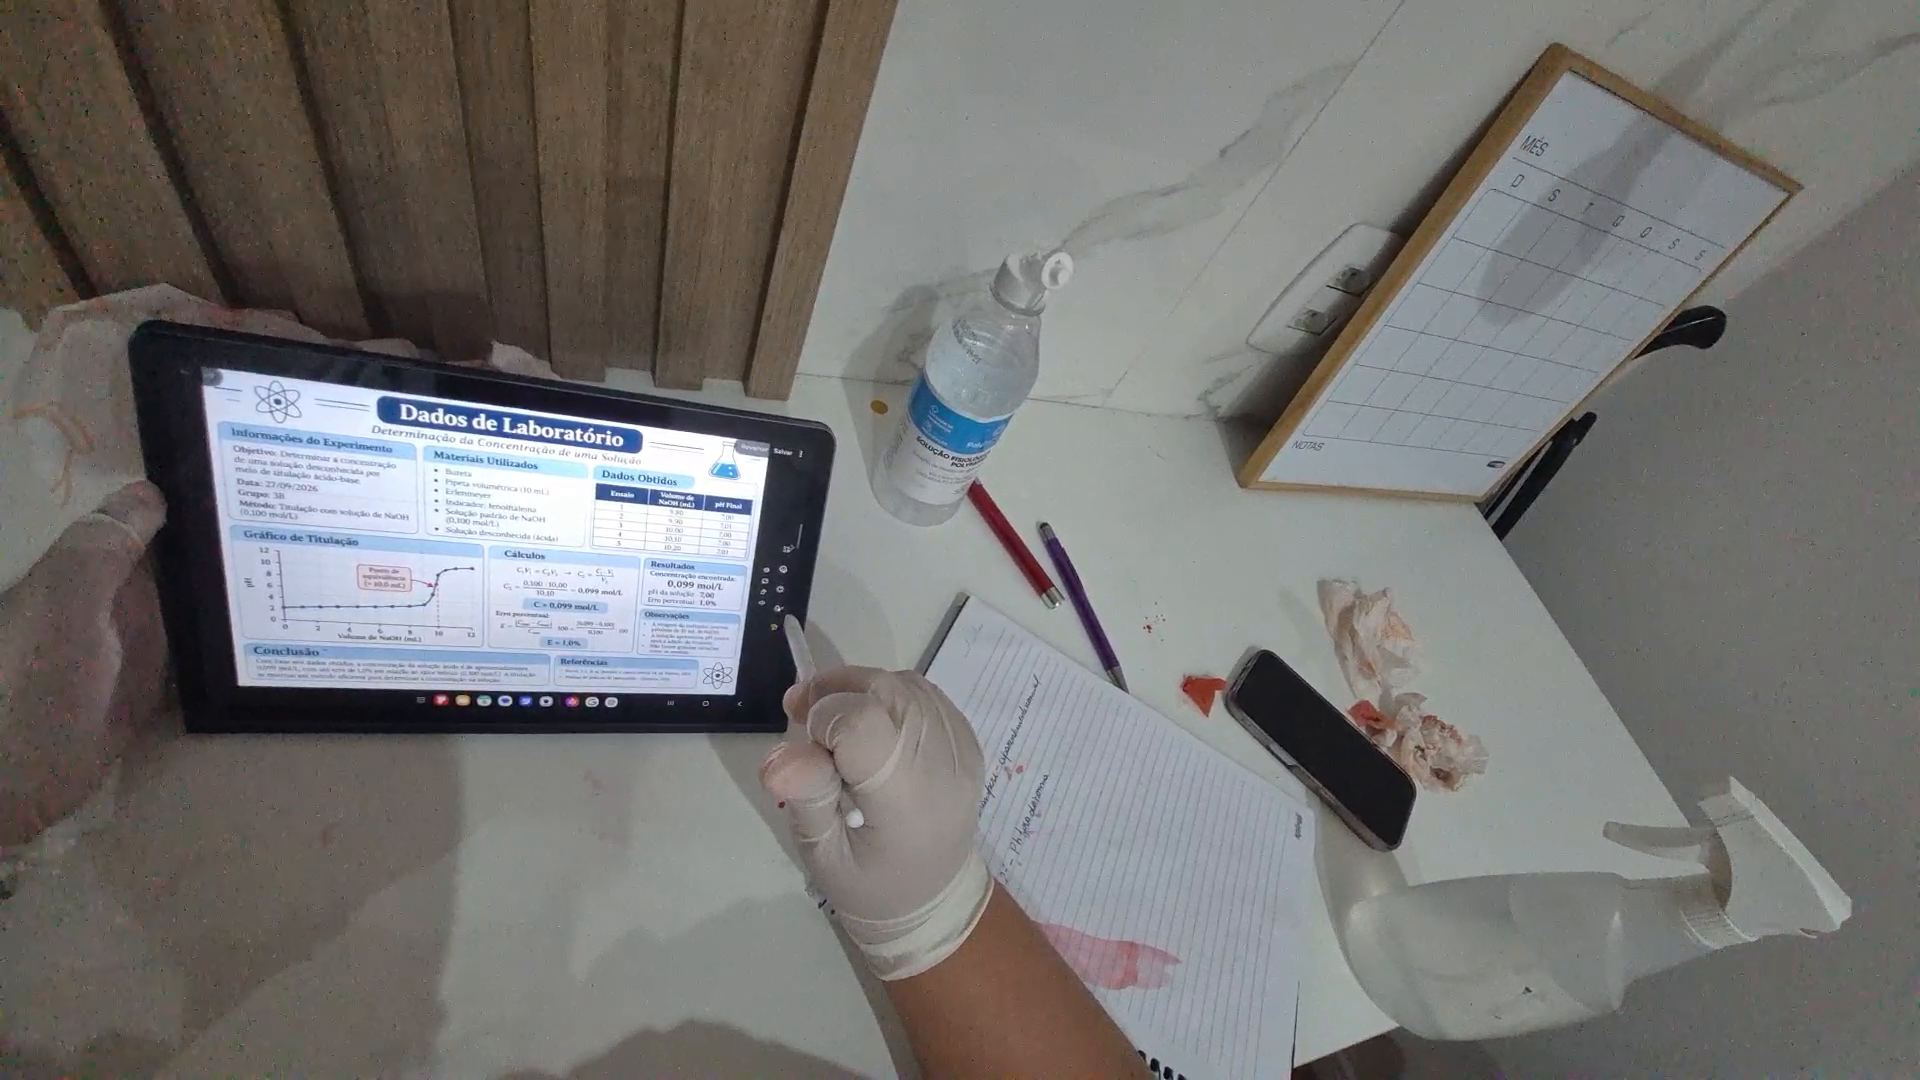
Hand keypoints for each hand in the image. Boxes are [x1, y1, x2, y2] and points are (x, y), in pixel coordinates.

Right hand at [758, 666, 988, 979]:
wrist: (935, 898)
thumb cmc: (871, 886)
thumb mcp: (824, 857)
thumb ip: (806, 799)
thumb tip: (781, 755)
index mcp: (906, 801)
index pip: (864, 723)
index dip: (824, 717)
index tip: (802, 732)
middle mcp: (943, 764)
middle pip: (886, 691)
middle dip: (837, 691)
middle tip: (803, 710)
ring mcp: (962, 747)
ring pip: (905, 683)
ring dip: (862, 688)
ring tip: (833, 715)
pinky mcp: (968, 739)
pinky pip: (925, 692)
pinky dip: (889, 693)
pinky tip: (870, 718)